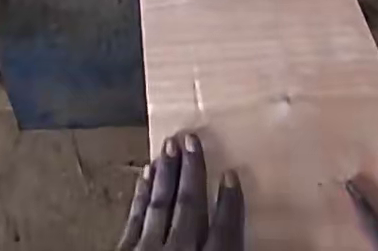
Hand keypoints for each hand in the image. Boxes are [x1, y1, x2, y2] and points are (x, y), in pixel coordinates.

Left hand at [116, 132, 243, 250]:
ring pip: (161, 204)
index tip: (231, 173)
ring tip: (169, 143)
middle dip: (192, 171)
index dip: (230, 204)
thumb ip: (227, 249)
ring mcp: (148, 250)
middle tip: (191, 138)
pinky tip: (146, 172)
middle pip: (190, 207)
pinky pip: (135, 218)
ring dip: (167, 172)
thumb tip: (243, 236)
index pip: (225, 233)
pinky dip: (142, 194)